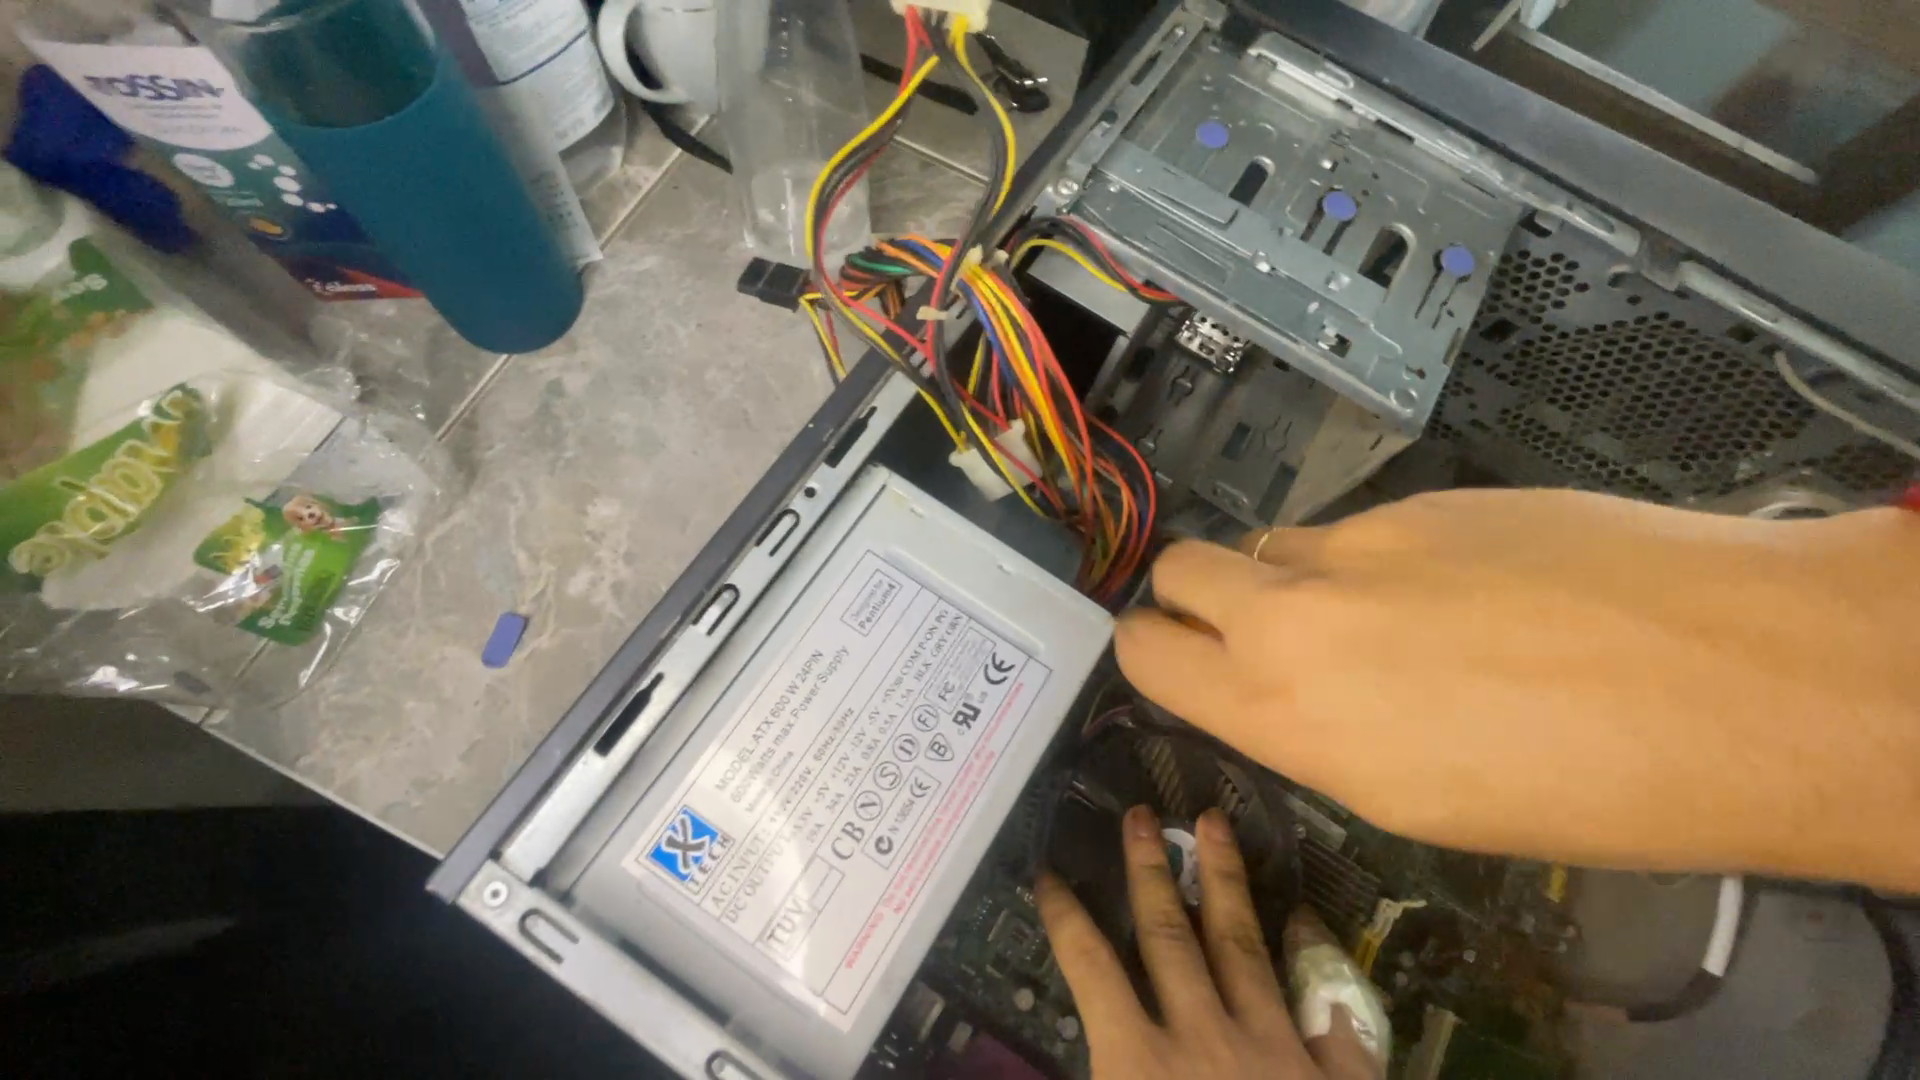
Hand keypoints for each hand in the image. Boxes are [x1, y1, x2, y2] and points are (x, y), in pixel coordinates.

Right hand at [1035, 807, 1381, 1079]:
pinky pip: (1327, 1005)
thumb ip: (1101, 1069)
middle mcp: (1204, 1039)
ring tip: (1214, 822)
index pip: (1090, 969)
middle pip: (1168, 934)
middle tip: (1140, 813)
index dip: (1066, 917)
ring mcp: (1276, 1052)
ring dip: (1223, 881)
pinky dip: (1316, 960)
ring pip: (1241, 946)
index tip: (1049, 872)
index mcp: (1141, 1066)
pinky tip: (1310, 920)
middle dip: (1149, 870)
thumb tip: (1066, 1045)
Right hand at [1116, 489, 1919, 891]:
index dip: (1142, 649)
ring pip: (1267, 546)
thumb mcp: (1402, 799)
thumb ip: (1301, 727)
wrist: (1748, 675)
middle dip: (1188, 597)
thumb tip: (1266, 686)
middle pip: (1176, 568)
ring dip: (1284, 580)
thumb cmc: (1582, 785)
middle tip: (1242, 628)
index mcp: (1280, 709)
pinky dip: (1367, 562)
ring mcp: (1354, 543)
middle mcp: (1293, 614)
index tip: (1166, 658)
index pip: (1142, 649)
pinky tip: (1448, 593)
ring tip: (1368, 619)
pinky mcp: (1419, 501)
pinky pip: (1351, 531)